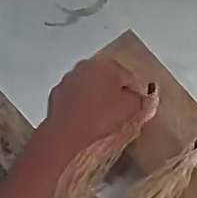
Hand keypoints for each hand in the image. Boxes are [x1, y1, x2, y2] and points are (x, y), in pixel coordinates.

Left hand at [33, 56, 152, 160]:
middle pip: (108, 78)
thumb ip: (139, 99)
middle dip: (114, 92)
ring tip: (100, 115)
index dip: (135, 94)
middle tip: (118, 112)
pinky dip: (81, 102)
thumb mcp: (130, 109)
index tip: (134, 108)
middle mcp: (88, 65)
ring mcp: (70, 77)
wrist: (66, 132)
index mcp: (108, 65)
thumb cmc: (101, 117)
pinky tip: (84, 116)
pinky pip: (75, 94)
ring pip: (90, 85)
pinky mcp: (57, 90)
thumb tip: (138, 97)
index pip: (130, 78)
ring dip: (97, 95)